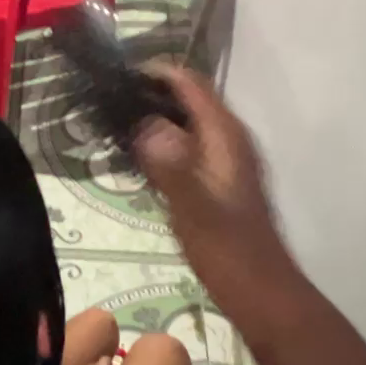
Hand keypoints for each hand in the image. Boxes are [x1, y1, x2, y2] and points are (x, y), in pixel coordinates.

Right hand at [133, 66, 292, 300]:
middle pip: (188, 100)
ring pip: (186, 124)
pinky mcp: (217, 182)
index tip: (115, 75)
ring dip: (153, 119)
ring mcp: (225, 162)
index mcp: (226, 139)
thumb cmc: (229, 253)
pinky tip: (136, 161)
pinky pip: (186, 148)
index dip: (156, 73)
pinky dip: (161, 145)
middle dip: (149, 94)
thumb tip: (146, 125)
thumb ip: (172, 166)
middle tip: (105, 102)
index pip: (191, 85)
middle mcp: (229, 141)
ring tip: (112, 125)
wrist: (260, 292)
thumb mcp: (195, 210)